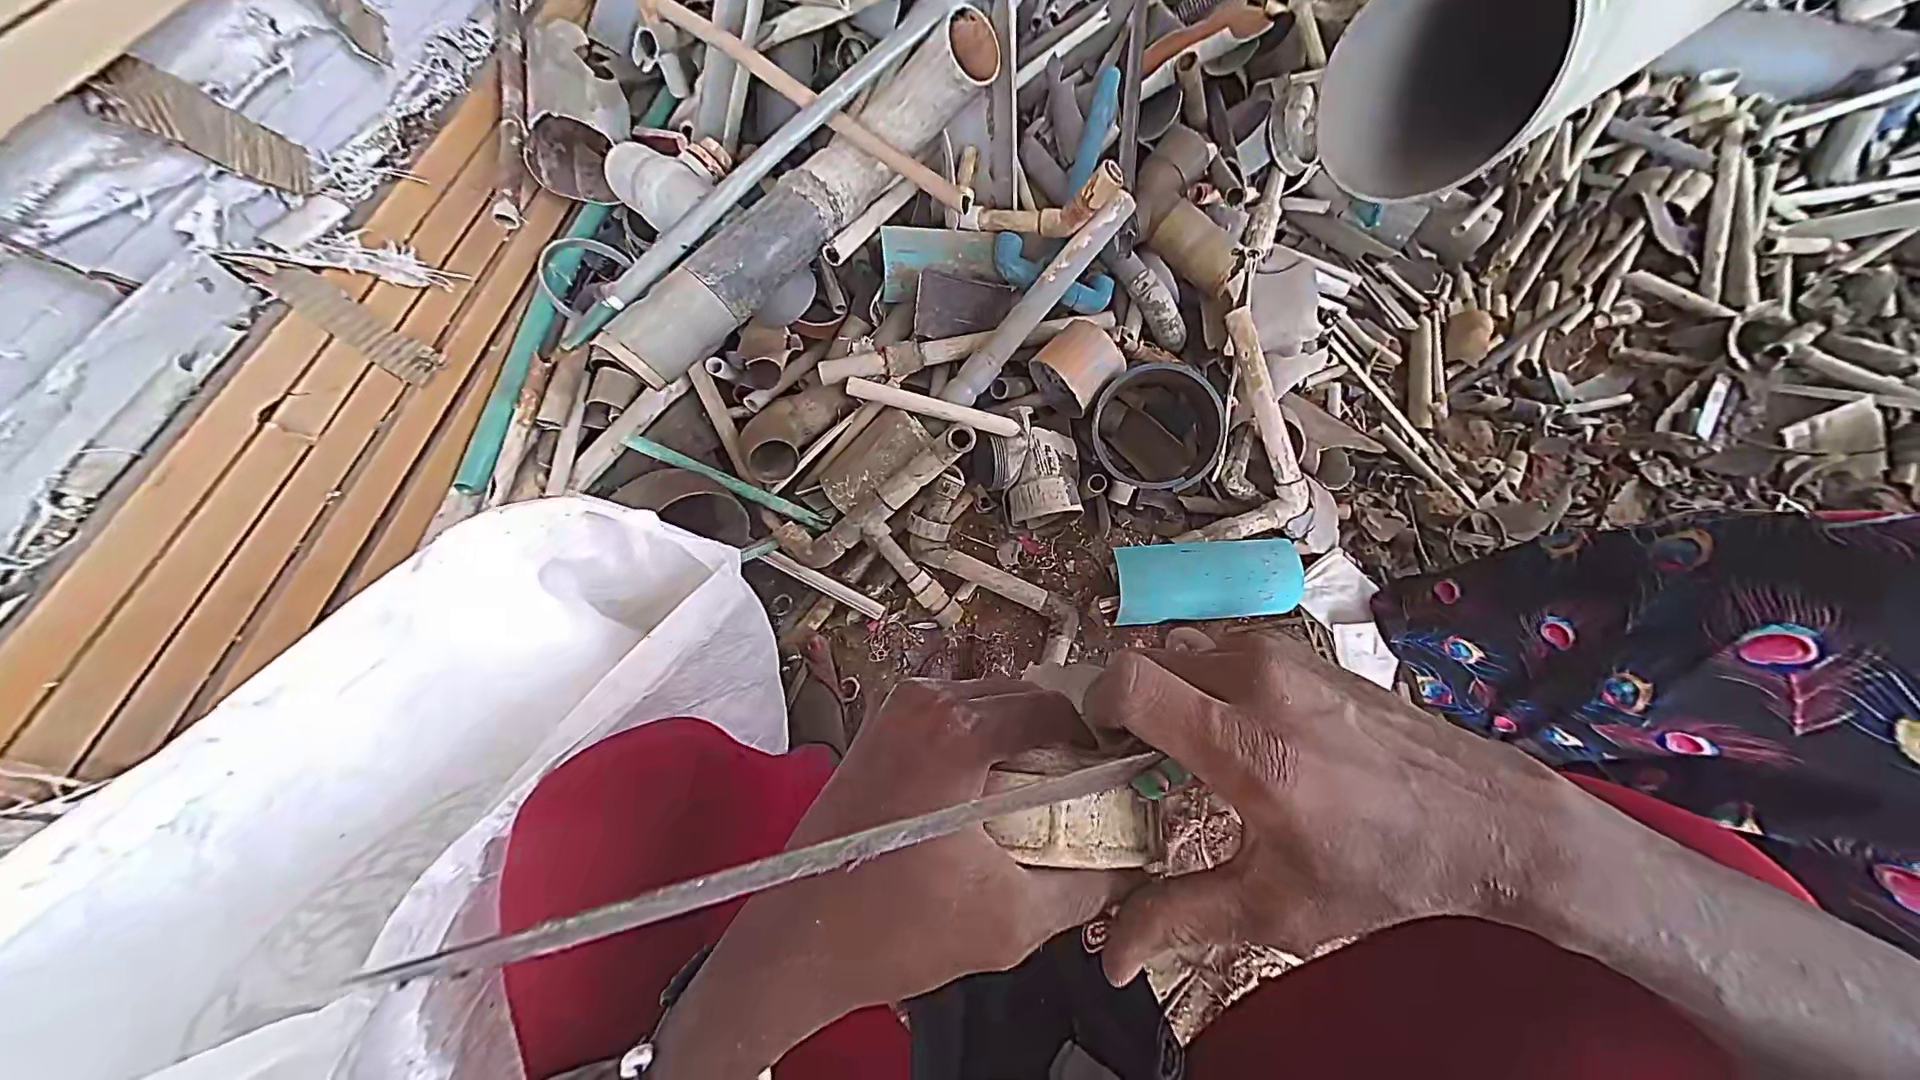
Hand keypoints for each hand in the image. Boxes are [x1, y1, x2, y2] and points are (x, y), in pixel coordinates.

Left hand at [651, 679, 1133, 1077]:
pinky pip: (952, 709)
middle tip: (1078, 785)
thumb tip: (1126, 869)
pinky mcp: (882, 722)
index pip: (1053, 709)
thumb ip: (1085, 889)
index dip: (1092, 739)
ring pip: (987, 697)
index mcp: (957, 729)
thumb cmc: (895, 928)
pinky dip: (981, 734)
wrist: (797, 939)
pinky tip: (987, 783)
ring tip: (1036, 788)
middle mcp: (925, 699)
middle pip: (1021, 695)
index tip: (1110, 771)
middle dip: (1058, 734)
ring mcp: (897, 705)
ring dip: (1019, 732)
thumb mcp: (1010, 918)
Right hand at [1084, 630, 1577, 984]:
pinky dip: (1197, 679)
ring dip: (1162, 690)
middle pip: (1142, 663)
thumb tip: (1111, 961)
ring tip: (1183, 738)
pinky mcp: (1291, 647)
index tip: (1104, 748)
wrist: (1485, 814)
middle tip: (1138, 754)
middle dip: (1125, 704)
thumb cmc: (1382, 867)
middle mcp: (1255, 682)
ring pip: (1174, 651)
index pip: (1131, 684)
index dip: (1096, 707)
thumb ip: (1181, 919)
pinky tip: (1228, 722)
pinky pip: (1212, 648)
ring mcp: (1275, 655)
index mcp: (1247, 747)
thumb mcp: (1277, 907)